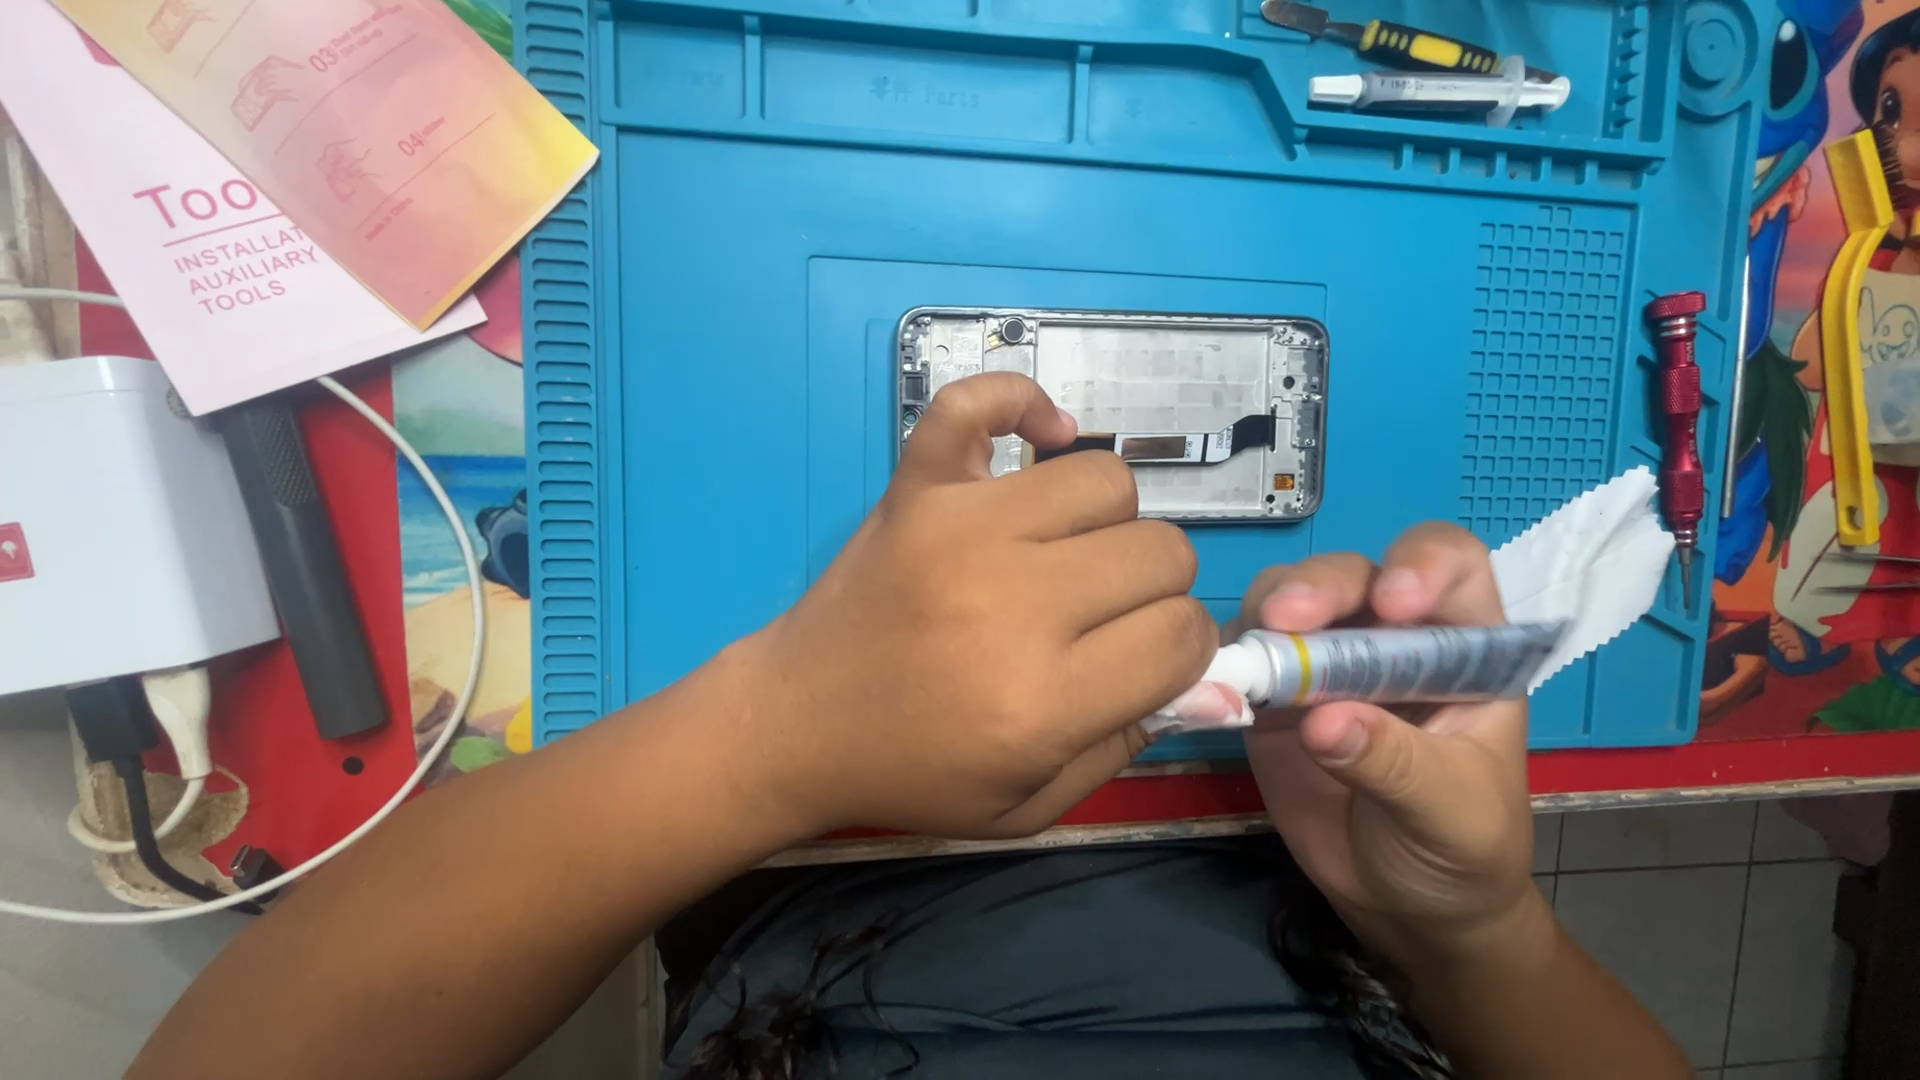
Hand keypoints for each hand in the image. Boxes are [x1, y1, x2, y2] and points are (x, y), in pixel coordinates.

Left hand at [734, 373, 1215, 839]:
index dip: (1183, 647)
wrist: (795, 724)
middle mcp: (1010, 602)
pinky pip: (977, 402)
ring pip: (1103, 480)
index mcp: (1042, 700)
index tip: (1148, 654)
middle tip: (1101, 614)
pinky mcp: (914, 488)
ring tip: (1061, 553)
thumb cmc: (913, 774)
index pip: (1182, 635)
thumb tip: (1203, 672)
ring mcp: (960, 529)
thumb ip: (1128, 741)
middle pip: (1160, 552)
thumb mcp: (1031, 804)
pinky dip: (1018, 402)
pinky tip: (1036, 439)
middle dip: (1152, 591)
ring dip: (1104, 521)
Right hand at [1240, 524, 1541, 967]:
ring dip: (1264, 612)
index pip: (1449, 566)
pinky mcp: (1271, 694)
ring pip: (1285, 598)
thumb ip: (1398, 764)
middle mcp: (1385, 638)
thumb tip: (1323, 721)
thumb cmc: (1460, 852)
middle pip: (1350, 574)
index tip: (1391, 605)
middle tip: (1286, 620)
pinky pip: (1241, 653)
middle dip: (1318, 586)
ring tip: (1250, 659)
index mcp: (1460, 647)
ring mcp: (1322, 661)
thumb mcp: (1452, 815)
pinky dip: (1223, 659)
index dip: (1420, 564)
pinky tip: (1213, 682)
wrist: (1402, 904)